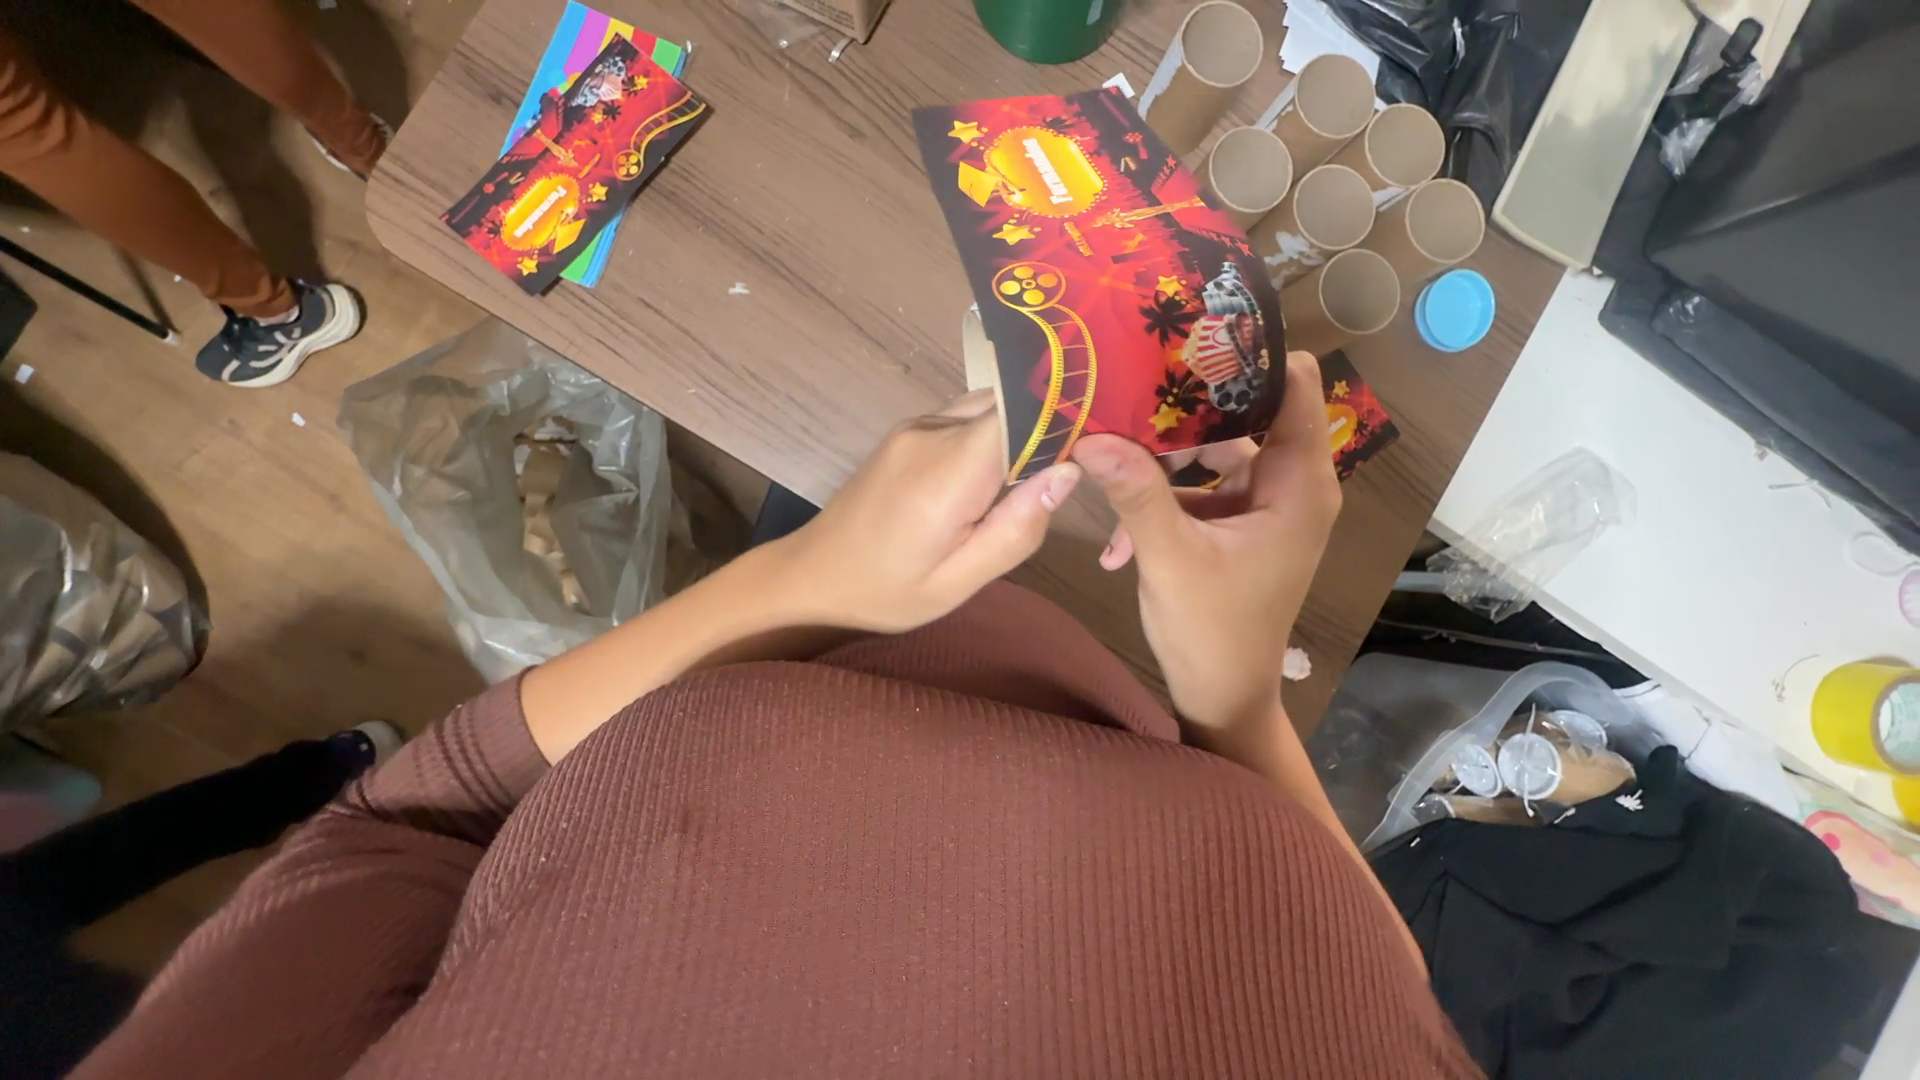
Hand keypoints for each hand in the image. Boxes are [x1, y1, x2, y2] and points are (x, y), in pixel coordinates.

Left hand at [768, 389, 1081, 632]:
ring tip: (1025, 483)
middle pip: (1009, 404)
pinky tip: (990, 479)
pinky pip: (965, 417)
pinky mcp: (907, 431)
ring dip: (1016, 435)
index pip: (1021, 414)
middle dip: (1044, 431)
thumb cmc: (885, 592)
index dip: (1062, 422)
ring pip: (989, 406)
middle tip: (1065, 476)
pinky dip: (991, 437)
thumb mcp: (957, 582)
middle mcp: (930, 432)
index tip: (1093, 448)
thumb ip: (1016, 529)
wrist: (813, 577)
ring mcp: (915, 425)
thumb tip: (1067, 472)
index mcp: (945, 472)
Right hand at [1072, 352, 1339, 731]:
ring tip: (1105, 457)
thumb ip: (1135, 493)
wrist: (1221, 695)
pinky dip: (1162, 502)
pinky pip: (1199, 491)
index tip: (1189, 336)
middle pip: (1242, 415)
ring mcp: (1263, 506)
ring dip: (1160, 464)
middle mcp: (1289, 485)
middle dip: (1183, 407)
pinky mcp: (1237, 526)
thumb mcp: (1170, 557)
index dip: (1250, 356)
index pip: (1294, 387)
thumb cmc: (1212, 630)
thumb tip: (1089, 437)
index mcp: (1298, 484)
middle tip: (1126, 384)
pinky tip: (1116, 537)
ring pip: (1212, 454)